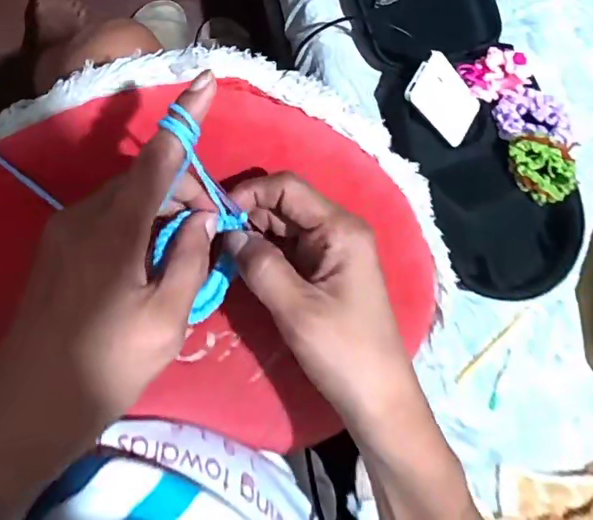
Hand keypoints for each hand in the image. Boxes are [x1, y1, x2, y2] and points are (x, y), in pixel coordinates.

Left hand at [0, 72, 220, 437]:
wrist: (25, 397)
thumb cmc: (104, 365)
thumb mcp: (164, 322)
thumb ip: (188, 261)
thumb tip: (200, 218)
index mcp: (117, 227)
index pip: (160, 157)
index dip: (186, 116)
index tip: (206, 78)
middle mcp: (87, 212)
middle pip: (145, 177)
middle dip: (181, 189)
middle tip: (206, 228)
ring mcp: (66, 224)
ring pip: (124, 196)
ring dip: (156, 208)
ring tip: (177, 253)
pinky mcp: (56, 241)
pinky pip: (104, 214)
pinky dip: (132, 222)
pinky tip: (144, 261)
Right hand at [228, 173, 476, 519]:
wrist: (380, 405)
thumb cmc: (344, 353)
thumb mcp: (296, 309)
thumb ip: (260, 265)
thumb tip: (227, 233)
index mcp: (339, 229)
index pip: (287, 187)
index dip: (250, 193)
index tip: (218, 215)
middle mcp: (336, 229)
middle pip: (282, 203)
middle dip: (246, 214)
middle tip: (213, 236)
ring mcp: (330, 250)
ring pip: (280, 224)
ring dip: (251, 233)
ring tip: (220, 250)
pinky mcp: (322, 270)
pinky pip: (285, 247)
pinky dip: (261, 251)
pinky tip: (239, 264)